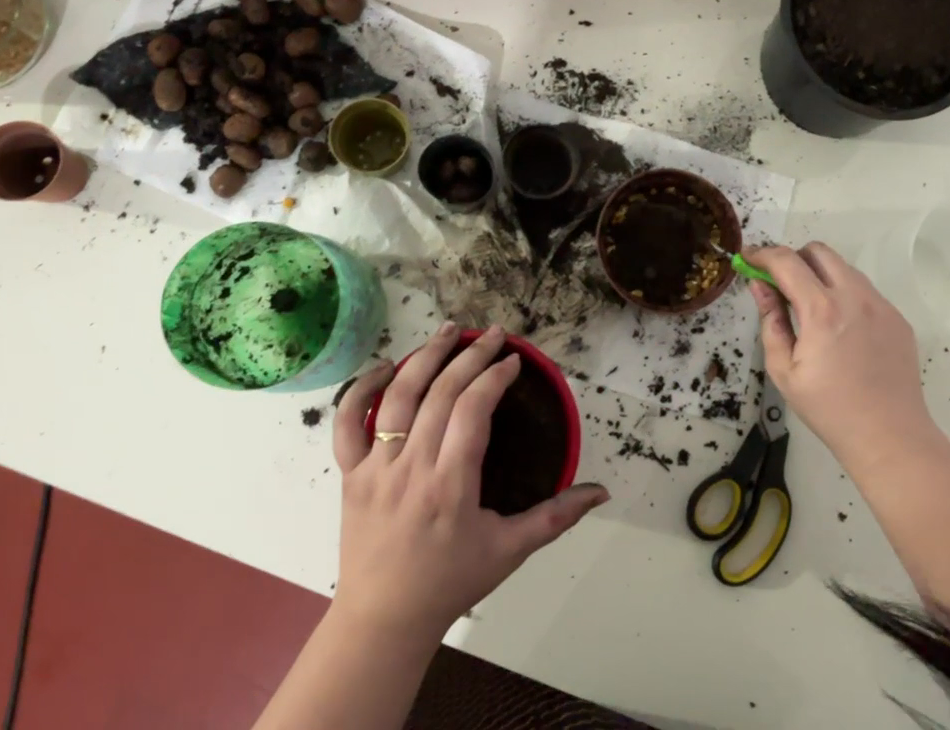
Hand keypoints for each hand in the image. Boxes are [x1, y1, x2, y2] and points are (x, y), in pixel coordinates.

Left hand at [330, 324, 608, 640]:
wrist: (384, 618)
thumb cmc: (450, 582)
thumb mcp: (510, 551)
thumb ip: (556, 517)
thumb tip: (602, 492)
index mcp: (451, 484)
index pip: (473, 410)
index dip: (494, 378)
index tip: (512, 362)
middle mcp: (411, 467)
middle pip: (440, 393)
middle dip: (470, 357)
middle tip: (493, 334)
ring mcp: (375, 468)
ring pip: (397, 397)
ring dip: (424, 357)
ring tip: (449, 330)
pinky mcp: (350, 475)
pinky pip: (347, 424)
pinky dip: (362, 390)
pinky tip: (387, 366)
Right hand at [744, 243, 933, 464]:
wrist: (889, 435)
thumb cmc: (828, 408)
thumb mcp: (784, 370)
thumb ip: (771, 321)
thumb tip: (760, 287)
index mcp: (822, 310)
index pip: (786, 262)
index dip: (761, 254)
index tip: (747, 259)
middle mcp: (855, 297)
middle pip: (819, 251)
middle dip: (793, 259)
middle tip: (779, 284)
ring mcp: (881, 305)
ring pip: (845, 268)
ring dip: (820, 276)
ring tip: (810, 310)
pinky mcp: (897, 318)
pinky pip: (864, 291)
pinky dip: (844, 295)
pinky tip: (840, 330)